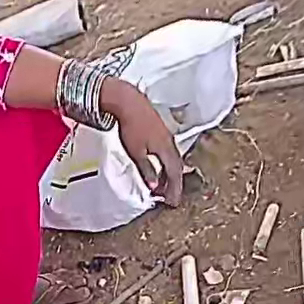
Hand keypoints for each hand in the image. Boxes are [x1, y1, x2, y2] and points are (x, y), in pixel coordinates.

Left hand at [101, 77, 183, 205]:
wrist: (127, 101)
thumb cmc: (131, 126)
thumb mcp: (137, 153)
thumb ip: (147, 170)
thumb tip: (155, 186)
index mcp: (166, 149)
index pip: (174, 174)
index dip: (174, 190)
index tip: (173, 203)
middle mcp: (170, 142)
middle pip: (176, 167)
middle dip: (174, 184)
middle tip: (169, 197)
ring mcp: (166, 135)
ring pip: (172, 159)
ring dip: (169, 174)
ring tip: (163, 185)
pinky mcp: (159, 130)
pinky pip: (167, 151)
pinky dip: (165, 163)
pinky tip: (158, 167)